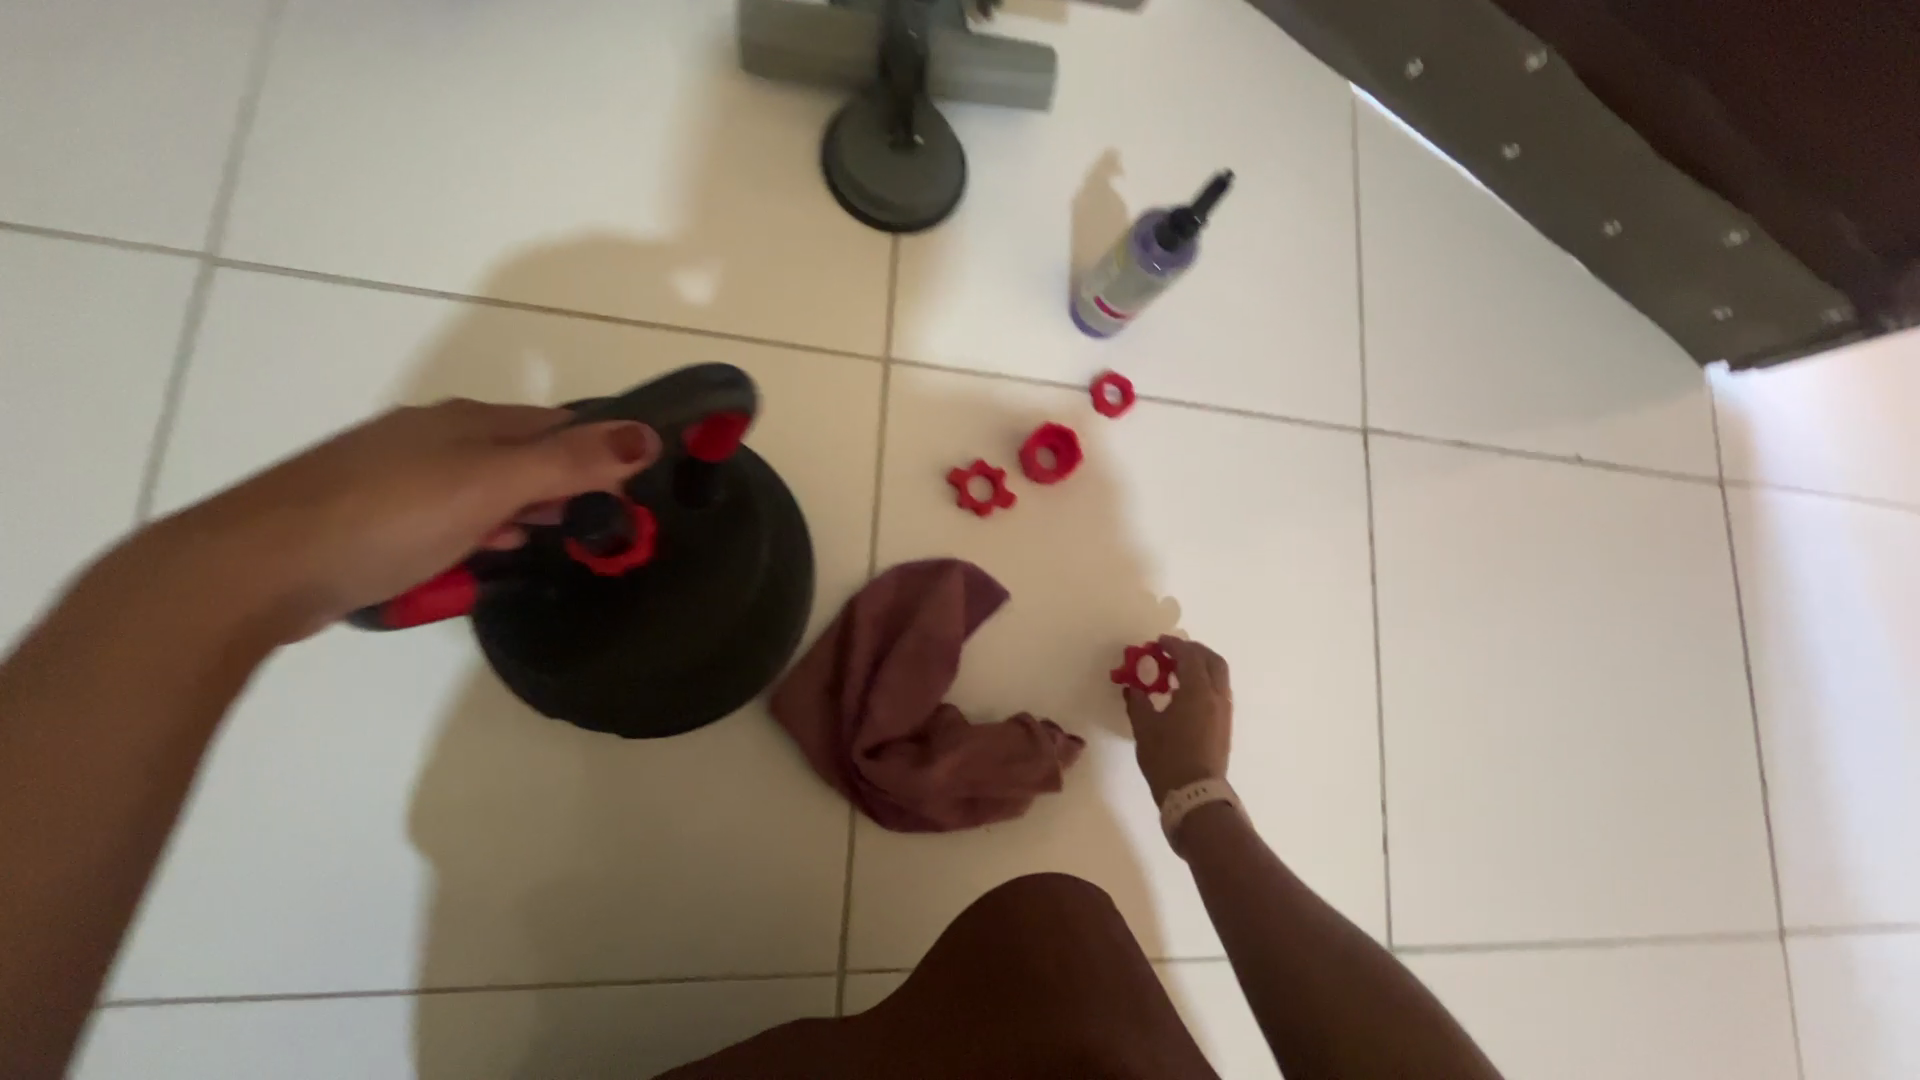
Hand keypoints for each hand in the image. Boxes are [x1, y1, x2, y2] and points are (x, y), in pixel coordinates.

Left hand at [164, 399, 660, 639]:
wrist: (252, 567)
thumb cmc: (388, 519)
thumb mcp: (493, 488)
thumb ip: (571, 464)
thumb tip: (648, 435)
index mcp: (468, 421)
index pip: (558, 424)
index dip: (599, 452)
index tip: (628, 494)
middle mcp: (433, 434)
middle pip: (523, 451)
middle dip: (564, 482)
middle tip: (593, 525)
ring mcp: (396, 471)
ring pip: (484, 482)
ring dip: (522, 506)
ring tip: (545, 541)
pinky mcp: (368, 511)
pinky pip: (446, 509)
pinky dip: (477, 524)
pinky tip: (477, 552)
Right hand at [1124, 636, 1232, 804]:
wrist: (1195, 794)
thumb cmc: (1166, 758)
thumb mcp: (1144, 727)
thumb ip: (1138, 701)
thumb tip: (1132, 687)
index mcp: (1197, 691)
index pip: (1189, 656)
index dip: (1173, 645)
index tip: (1158, 643)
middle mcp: (1216, 696)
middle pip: (1212, 660)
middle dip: (1194, 650)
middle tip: (1173, 651)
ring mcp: (1224, 711)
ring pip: (1219, 676)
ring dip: (1201, 666)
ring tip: (1178, 671)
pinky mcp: (1225, 725)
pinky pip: (1218, 691)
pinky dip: (1205, 682)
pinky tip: (1186, 694)